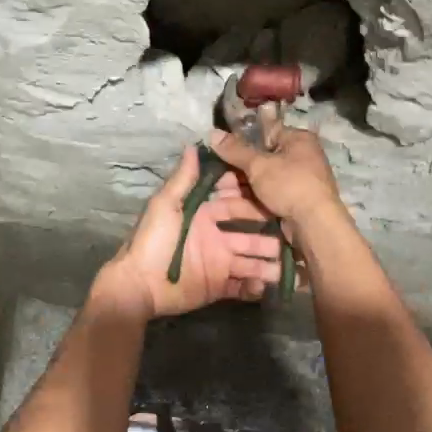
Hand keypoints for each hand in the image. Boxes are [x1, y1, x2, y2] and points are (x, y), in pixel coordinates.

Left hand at [95, 145, 287, 317]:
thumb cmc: (152, 242)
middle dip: (270, 236)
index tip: (276, 199)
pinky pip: (243, 286)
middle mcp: (216, 238)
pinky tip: (267, 286)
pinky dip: (256, 287)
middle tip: (292, 238)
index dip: (254, 203)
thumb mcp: (165, 206)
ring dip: (269, 263)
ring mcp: (219, 264)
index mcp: (204, 215)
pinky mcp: (218, 287)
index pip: (235, 205)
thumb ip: (183, 179)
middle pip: (250, 235)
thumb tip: (194, 144)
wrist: (139, 286)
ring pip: (251, 261)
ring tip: (288, 267)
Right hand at [206, 126, 345, 240]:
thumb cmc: (289, 184)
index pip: (265, 134)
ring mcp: (297, 183)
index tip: (220, 152)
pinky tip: (227, 208)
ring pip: (261, 182)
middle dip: (235, 172)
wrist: (314, 224)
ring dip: (238, 189)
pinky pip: (267, 198)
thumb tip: (213, 132)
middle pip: (261, 161)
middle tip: (214, 180)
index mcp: (298, 140)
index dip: (241, 143)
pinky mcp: (293, 204)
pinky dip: (249, 202)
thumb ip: (235, 150)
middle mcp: (300, 158)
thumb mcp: (258, 164)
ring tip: (215, 196)